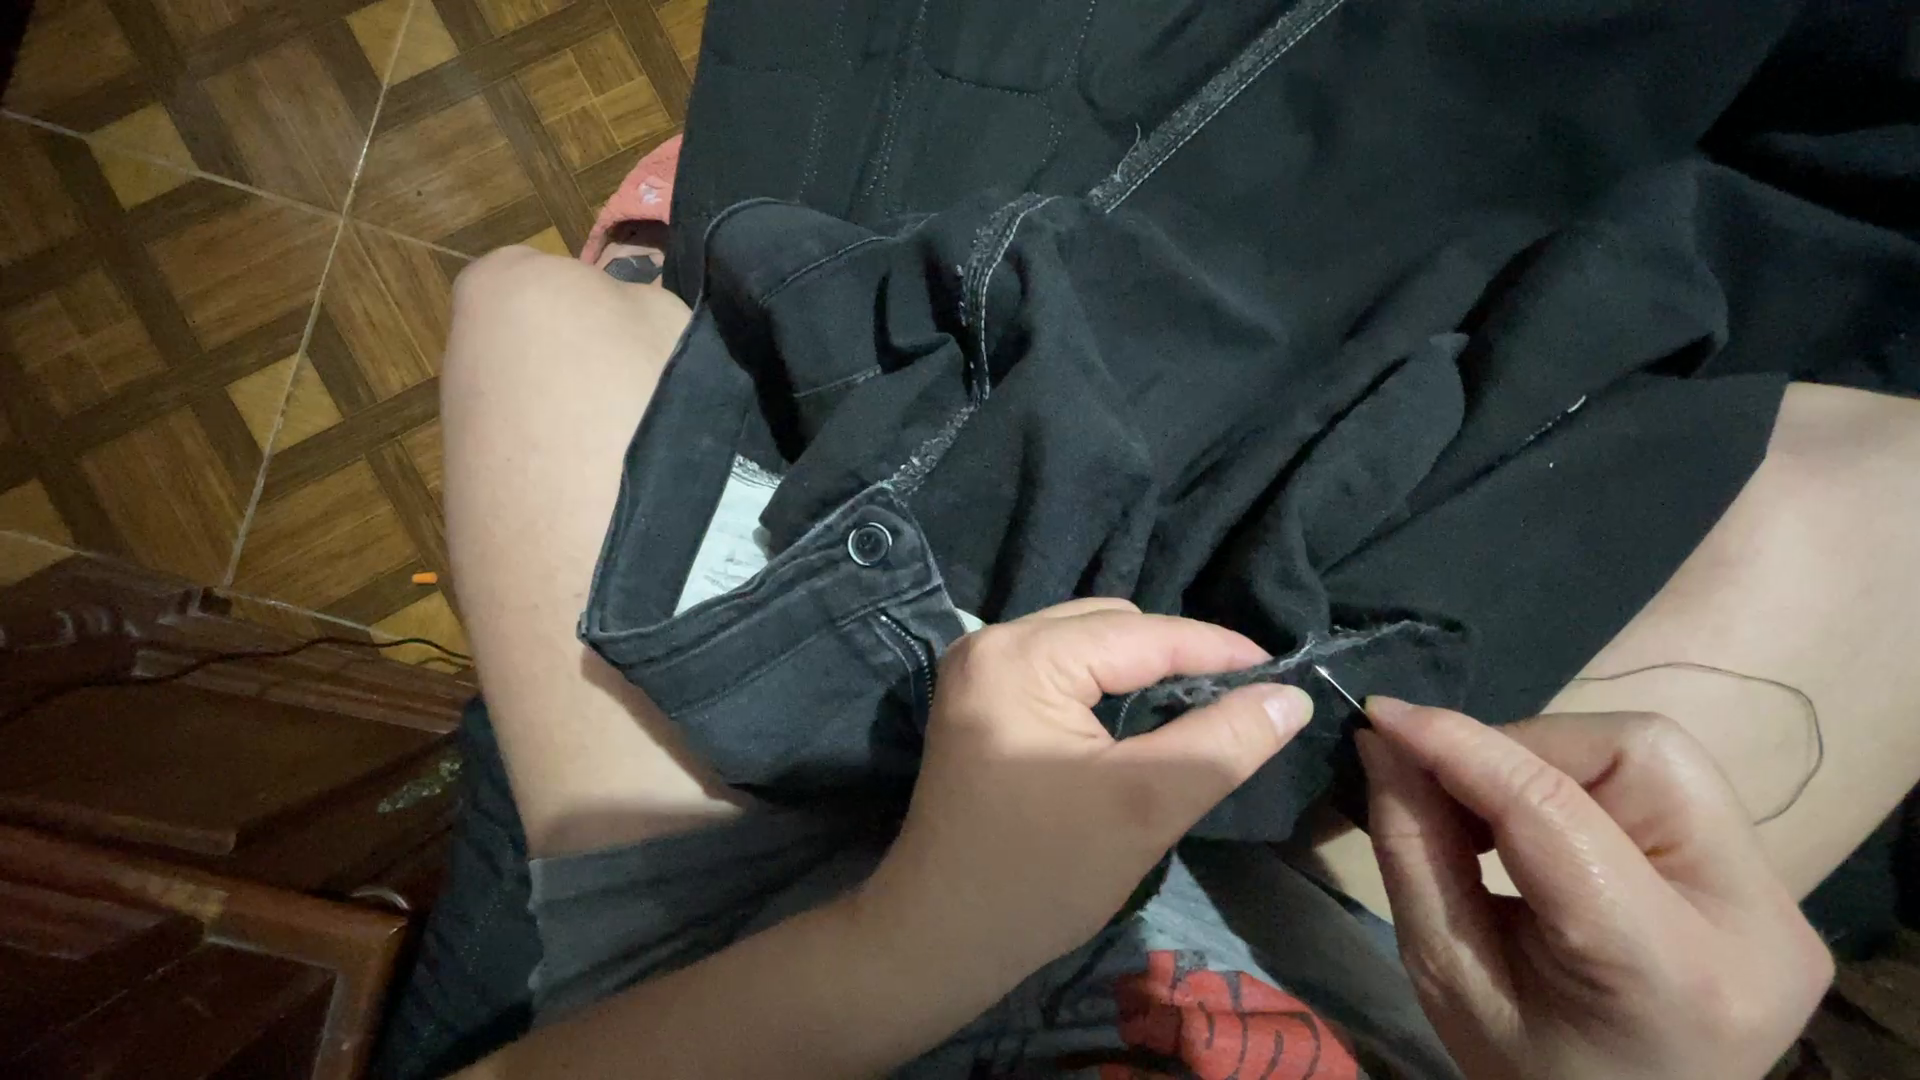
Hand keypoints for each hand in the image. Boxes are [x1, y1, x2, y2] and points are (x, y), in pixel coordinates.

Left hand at [856, 598, 1313, 984]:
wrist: (939, 933)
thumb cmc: (1041, 875)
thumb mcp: (1144, 805)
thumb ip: (1222, 742)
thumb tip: (1291, 696)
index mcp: (1020, 656)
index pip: (1139, 632)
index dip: (1216, 649)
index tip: (1281, 671)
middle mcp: (991, 642)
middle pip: (1109, 624)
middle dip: (1175, 656)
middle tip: (1236, 697)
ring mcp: (977, 666)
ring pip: (1085, 640)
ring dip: (1140, 666)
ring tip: (1195, 702)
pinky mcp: (977, 694)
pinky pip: (1058, 664)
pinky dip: (1104, 681)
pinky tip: (1134, 712)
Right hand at [1357, 700, 1833, 1079]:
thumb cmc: (1526, 1068)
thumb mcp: (1444, 970)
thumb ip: (1413, 848)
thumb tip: (1381, 743)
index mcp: (1669, 966)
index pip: (1553, 809)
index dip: (1458, 745)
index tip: (1379, 715)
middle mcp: (1752, 916)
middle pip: (1629, 754)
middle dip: (1514, 750)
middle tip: (1446, 790)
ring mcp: (1772, 894)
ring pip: (1644, 751)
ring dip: (1542, 759)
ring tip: (1491, 817)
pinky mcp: (1758, 876)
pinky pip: (1654, 778)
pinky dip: (1571, 776)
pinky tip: (1537, 826)